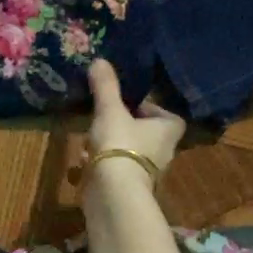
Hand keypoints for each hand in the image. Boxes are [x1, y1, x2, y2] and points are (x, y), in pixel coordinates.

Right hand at [86, 59, 185, 179]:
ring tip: (89, 140)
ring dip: (110, 146)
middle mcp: (164, 152)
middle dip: (124, 127)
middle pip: (145, 133)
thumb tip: (100, 60)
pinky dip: (102, 164)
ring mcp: (147, 173)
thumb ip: (106, 87)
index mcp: (168, 130)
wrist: (113, 192)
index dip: (148, 109)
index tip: (126, 105)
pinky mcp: (128, 187)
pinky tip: (84, 161)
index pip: (166, 116)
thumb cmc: (120, 145)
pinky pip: (116, 169)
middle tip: (103, 119)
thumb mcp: (110, 110)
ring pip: (129, 152)